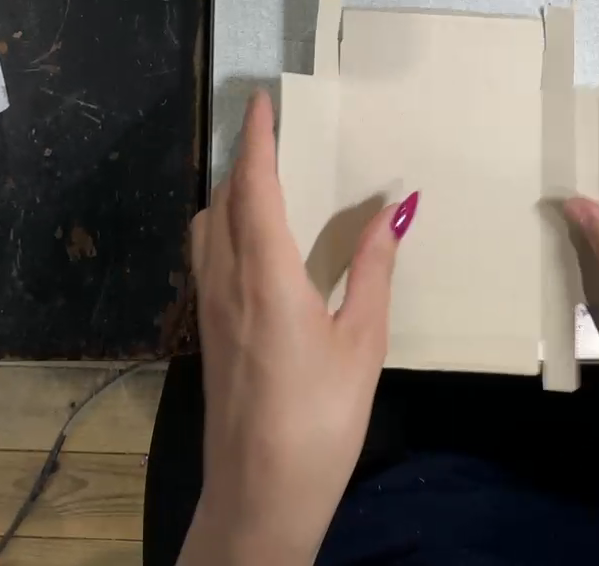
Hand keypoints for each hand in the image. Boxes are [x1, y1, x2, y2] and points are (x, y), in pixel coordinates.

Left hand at [180, 91, 415, 565]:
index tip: (261, 103)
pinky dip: (221, 222)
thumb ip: (373, 272)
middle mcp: (227, 279)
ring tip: (263, 178)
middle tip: (271, 133)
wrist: (258, 495)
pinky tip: (250, 238)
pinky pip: (207, 252)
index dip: (256, 140)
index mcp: (267, 275)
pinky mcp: (206, 327)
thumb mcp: (362, 344)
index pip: (254, 188)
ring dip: (228, 190)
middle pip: (224, 199)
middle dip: (243, 158)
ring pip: (207, 225)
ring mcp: (209, 305)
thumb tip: (393, 212)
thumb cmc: (320, 420)